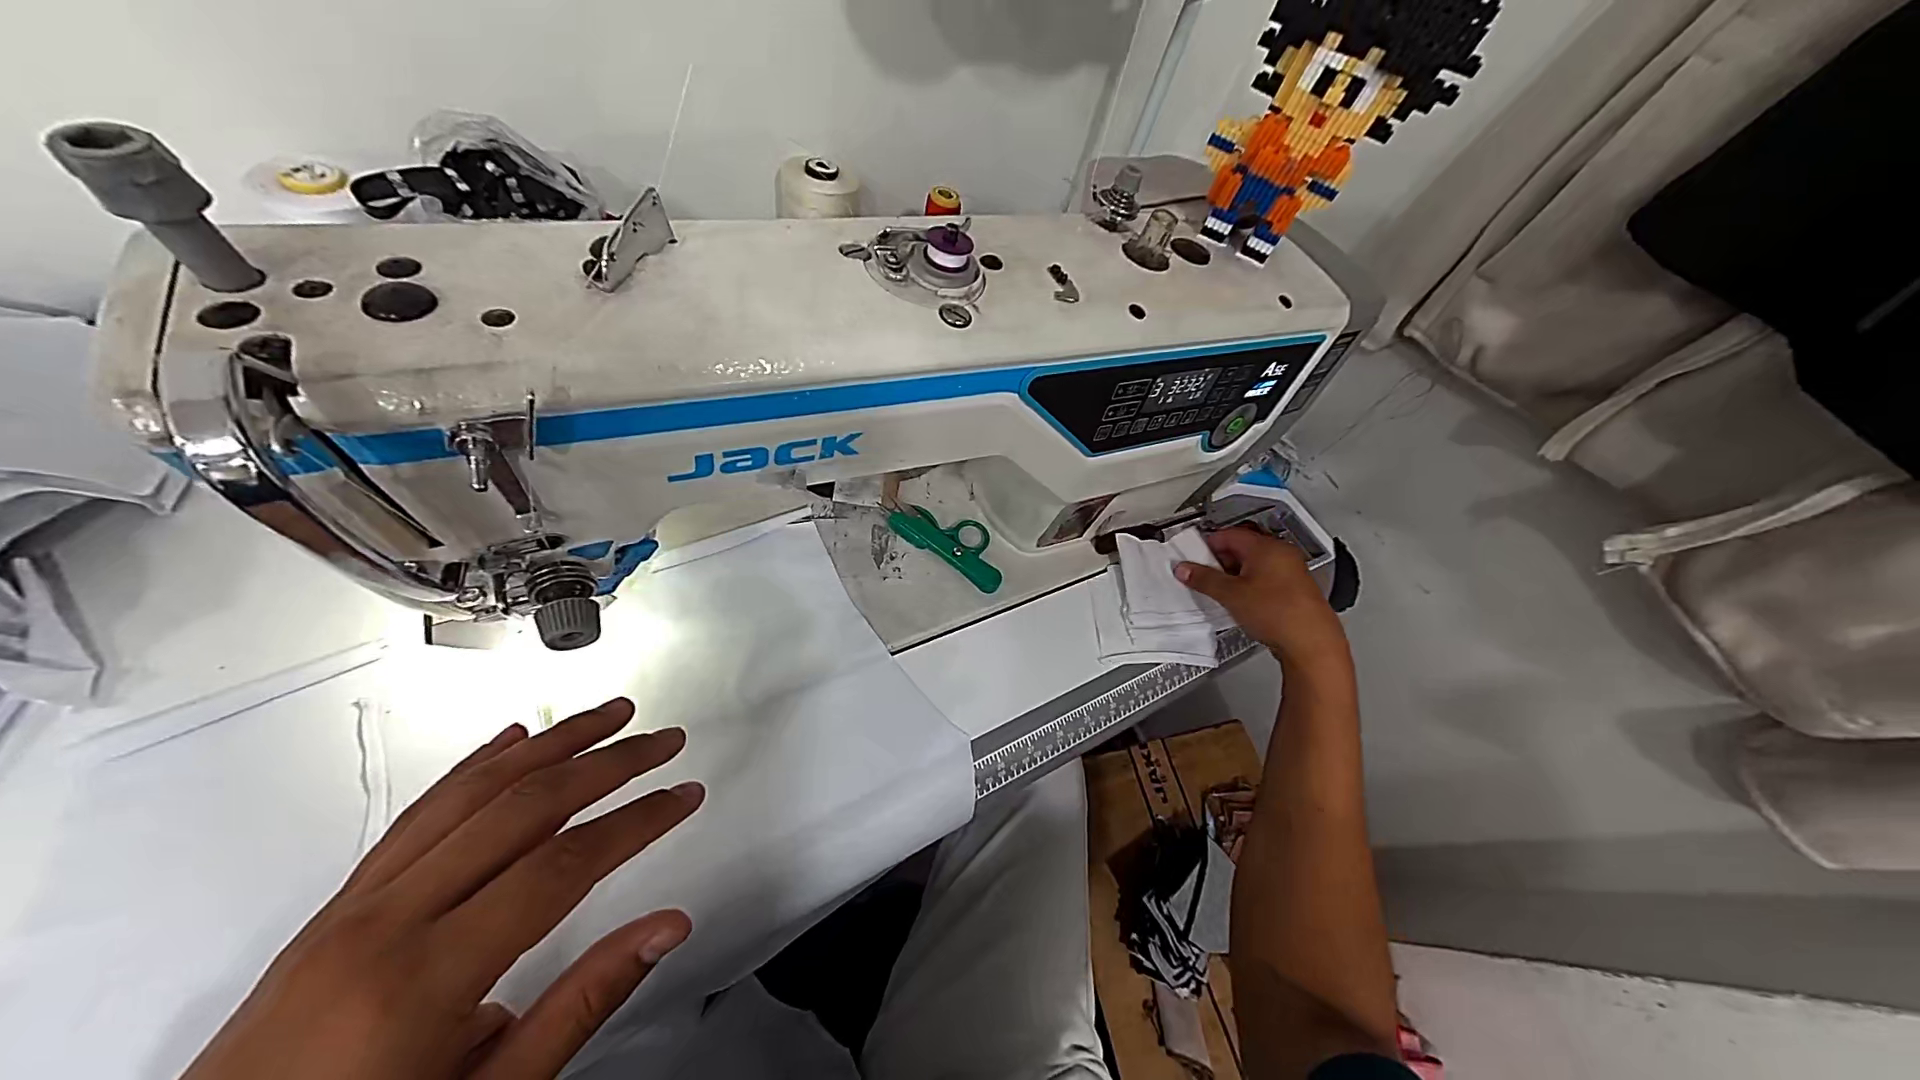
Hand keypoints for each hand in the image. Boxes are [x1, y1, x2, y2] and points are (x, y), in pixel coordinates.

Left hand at [183, 699, 704, 1079]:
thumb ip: (582, 1003)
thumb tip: (662, 930)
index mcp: (422, 981)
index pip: (563, 864)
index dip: (637, 820)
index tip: (681, 796)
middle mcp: (382, 927)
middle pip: (522, 806)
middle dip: (607, 761)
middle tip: (661, 741)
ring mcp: (351, 910)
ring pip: (470, 792)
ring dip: (550, 743)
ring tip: (605, 717)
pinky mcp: (336, 908)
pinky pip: (417, 815)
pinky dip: (475, 766)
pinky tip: (510, 742)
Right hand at [1175, 526, 1350, 672]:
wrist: (1311, 643)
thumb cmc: (1281, 614)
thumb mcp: (1230, 594)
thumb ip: (1203, 579)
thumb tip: (1187, 569)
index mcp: (1266, 547)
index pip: (1229, 534)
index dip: (1207, 545)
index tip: (1193, 557)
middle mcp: (1282, 554)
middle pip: (1242, 548)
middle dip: (1219, 561)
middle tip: (1203, 575)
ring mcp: (1291, 572)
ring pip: (1254, 565)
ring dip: (1234, 576)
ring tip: (1222, 593)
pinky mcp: (1294, 590)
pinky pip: (1265, 580)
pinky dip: (1250, 586)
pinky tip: (1242, 603)